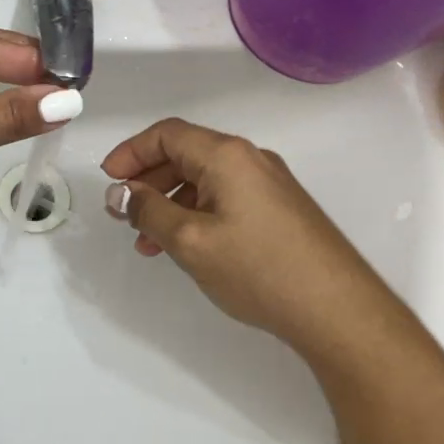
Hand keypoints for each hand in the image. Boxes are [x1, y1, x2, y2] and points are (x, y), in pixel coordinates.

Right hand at [101, 118, 412, 359]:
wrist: (336, 309)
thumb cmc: (257, 269)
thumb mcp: (190, 241)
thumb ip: (148, 211)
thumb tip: (119, 192)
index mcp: (227, 156)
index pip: (167, 134)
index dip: (131, 153)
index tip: (107, 181)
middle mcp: (250, 160)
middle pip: (186, 154)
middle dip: (147, 180)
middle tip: (122, 213)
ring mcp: (268, 185)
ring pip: (204, 180)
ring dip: (169, 203)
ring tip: (147, 242)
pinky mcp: (279, 210)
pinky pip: (224, 199)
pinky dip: (195, 214)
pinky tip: (185, 248)